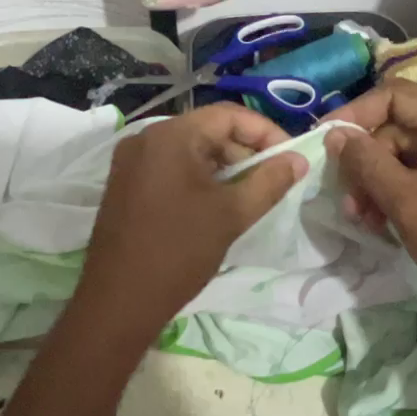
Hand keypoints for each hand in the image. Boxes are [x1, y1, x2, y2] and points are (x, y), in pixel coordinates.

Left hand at [72, 104, 304, 350]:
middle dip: (244, 150)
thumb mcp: (232, 215)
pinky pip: (169, 166)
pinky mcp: (124, 183)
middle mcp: (145, 138)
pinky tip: (215, 203)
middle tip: (272, 180)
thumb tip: (298, 159)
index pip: (228, 115)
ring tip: (248, 195)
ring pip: (188, 149)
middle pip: (206, 129)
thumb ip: (269, 181)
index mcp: (170, 136)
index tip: (290, 157)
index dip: (265, 131)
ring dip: (222, 166)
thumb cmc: (179, 252)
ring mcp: (130, 161)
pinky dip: (197, 177)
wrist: (118, 300)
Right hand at [323, 79, 416, 333]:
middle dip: (367, 161)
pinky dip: (403, 188)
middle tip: (347, 200)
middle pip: (400, 126)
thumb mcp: (405, 200)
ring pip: (409, 151)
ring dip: (381, 180)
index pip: (394, 95)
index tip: (325, 143)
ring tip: (364, 218)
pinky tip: (386, 220)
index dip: (354, 115)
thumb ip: (365, 161)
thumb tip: (336, 134)